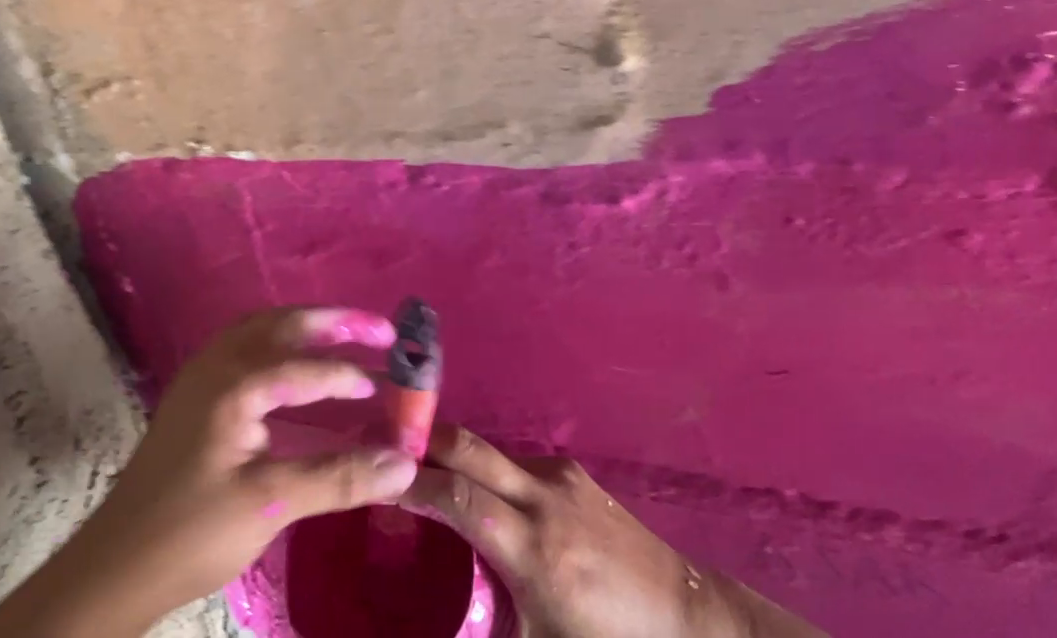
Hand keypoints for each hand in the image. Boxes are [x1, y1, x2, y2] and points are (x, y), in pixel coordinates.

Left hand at [0, 306, 420, 637]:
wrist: (119, 561)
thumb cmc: (193, 528)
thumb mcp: (271, 503)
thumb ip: (339, 477)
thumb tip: (405, 464)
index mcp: (231, 383)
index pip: (303, 366)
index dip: (348, 374)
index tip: (389, 385)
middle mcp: (214, 368)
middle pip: (278, 326)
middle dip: (331, 323)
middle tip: (380, 331)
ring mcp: (200, 382)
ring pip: (259, 337)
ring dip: (304, 333)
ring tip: (347, 340)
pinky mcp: (195, 404)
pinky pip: (247, 359)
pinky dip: (281, 356)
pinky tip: (301, 382)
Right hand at [402, 424, 823, 637]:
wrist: (690, 616)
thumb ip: (485, 626)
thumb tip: (427, 622)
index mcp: (532, 549)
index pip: (456, 496)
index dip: (408, 483)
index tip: (366, 475)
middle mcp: (542, 499)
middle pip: (466, 446)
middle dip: (418, 438)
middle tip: (376, 440)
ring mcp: (561, 477)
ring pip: (487, 449)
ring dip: (448, 452)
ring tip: (414, 465)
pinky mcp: (574, 472)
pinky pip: (514, 461)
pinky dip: (484, 469)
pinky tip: (476, 490)